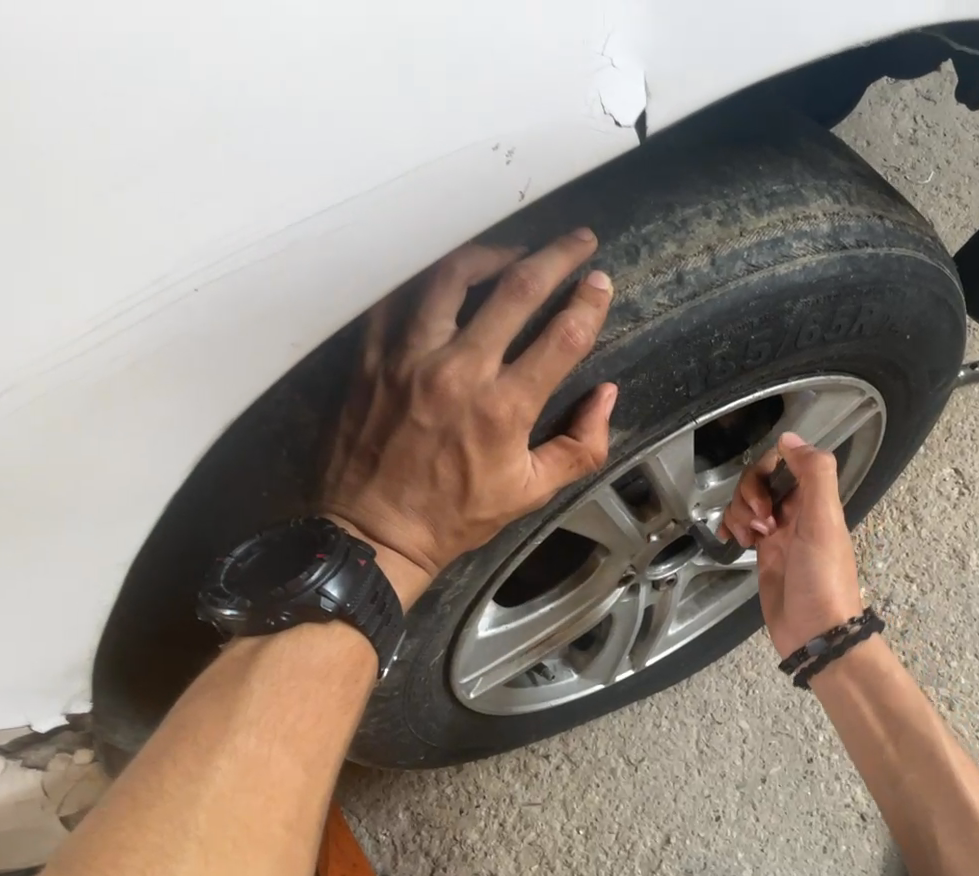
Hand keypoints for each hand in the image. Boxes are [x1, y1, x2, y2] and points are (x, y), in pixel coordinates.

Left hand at [320, 230, 618, 604]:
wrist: (373, 531)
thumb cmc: (457, 516)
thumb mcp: (533, 493)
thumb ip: (580, 445)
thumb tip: (607, 396)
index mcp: (504, 407)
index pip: (561, 337)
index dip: (588, 302)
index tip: (602, 281)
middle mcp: (459, 370)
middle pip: (516, 290)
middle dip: (556, 257)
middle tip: (579, 241)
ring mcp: (409, 356)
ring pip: (453, 277)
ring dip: (492, 254)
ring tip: (514, 252)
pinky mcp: (372, 356)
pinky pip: (399, 296)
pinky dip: (428, 278)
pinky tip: (448, 278)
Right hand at [721, 433, 864, 656]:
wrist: (815, 634)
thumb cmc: (823, 579)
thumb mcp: (824, 521)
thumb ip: (814, 475)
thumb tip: (789, 438)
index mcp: (816, 502)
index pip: (785, 464)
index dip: (767, 471)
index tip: (764, 495)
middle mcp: (797, 514)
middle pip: (760, 482)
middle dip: (749, 495)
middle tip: (760, 522)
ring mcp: (779, 535)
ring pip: (748, 504)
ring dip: (740, 513)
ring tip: (750, 537)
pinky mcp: (763, 556)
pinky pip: (742, 528)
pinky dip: (732, 528)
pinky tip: (731, 539)